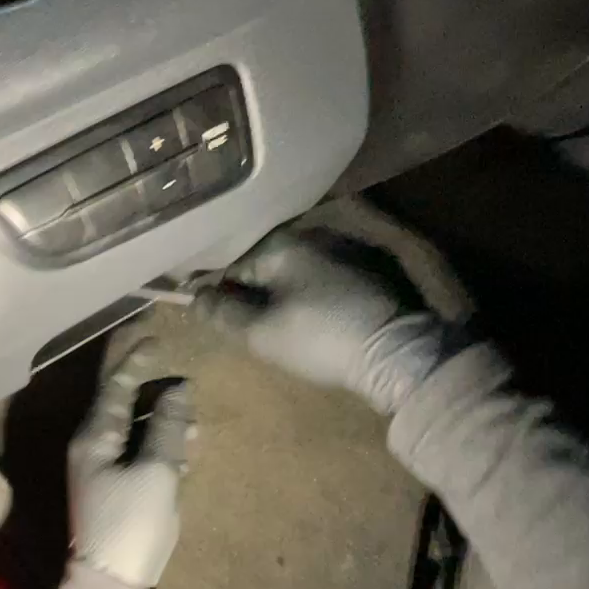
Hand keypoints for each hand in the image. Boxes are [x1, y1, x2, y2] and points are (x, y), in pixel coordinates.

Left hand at [68, 341, 194, 588]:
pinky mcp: (114, 491)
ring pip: (134, 432)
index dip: (135, 361)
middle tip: (188, 389)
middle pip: (123, 406)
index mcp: (94, 437)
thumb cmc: (133, 522)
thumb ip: (168, 426)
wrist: (114, 584)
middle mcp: (91, 448)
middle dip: (156, 395)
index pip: (115, 386)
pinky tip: (183, 459)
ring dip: (164, 425)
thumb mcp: (158, 470)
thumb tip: (179, 388)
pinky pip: (137, 455)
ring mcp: (101, 471)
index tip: (154, 338)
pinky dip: (160, 450)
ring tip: (194, 430)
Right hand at [193, 227, 465, 414]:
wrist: (394, 352)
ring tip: (286, 330)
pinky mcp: (369, 272)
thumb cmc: (318, 338)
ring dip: (286, 297)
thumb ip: (221, 312)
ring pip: (296, 275)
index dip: (223, 299)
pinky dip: (314, 298)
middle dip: (256, 297)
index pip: (234, 270)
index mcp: (281, 245)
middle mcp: (312, 237)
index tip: (221, 324)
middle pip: (266, 270)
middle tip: (255, 332)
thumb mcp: (259, 332)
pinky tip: (317, 324)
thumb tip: (194, 296)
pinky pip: (324, 281)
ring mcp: (344, 252)